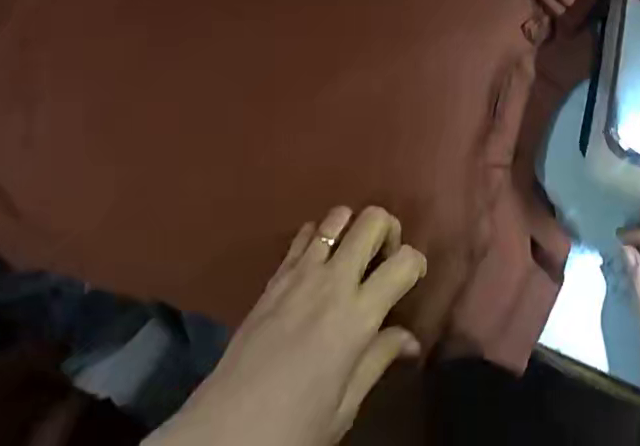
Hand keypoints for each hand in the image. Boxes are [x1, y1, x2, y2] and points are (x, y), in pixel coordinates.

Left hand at [146, 206, 426, 445]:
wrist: (222, 433)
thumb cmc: (293, 428)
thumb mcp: (344, 407)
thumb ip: (378, 360)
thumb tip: (410, 339)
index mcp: (357, 316)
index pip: (404, 262)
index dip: (417, 264)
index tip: (413, 281)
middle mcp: (332, 282)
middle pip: (372, 221)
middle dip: (389, 231)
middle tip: (385, 261)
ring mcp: (300, 274)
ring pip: (338, 216)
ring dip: (353, 229)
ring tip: (352, 260)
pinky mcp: (274, 277)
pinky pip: (303, 234)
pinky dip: (319, 237)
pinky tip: (319, 264)